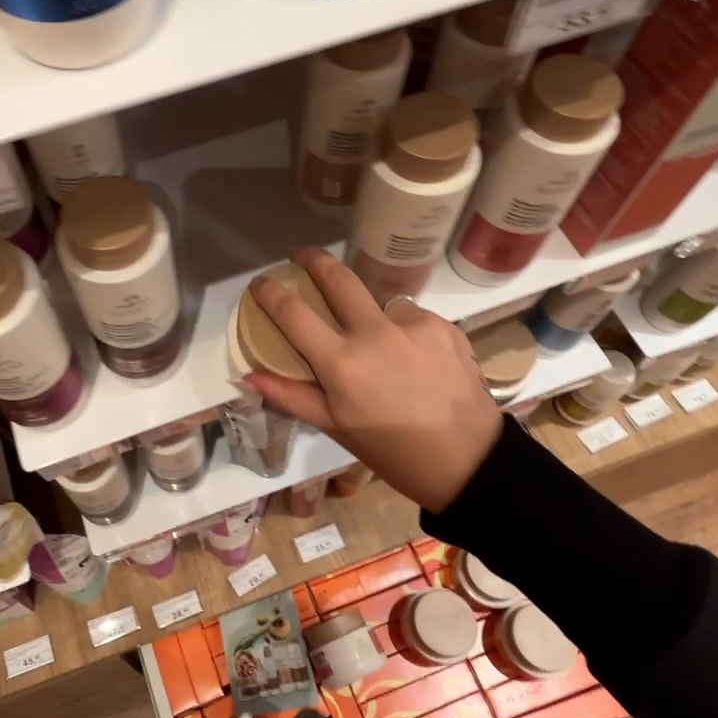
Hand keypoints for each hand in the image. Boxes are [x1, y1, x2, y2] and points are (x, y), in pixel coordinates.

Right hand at [245, 248, 500, 511]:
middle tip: (301, 256)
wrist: (469, 461)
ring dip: (369, 312)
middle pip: (337, 276)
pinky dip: (402, 330)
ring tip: (379, 345)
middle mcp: (375, 332)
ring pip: (378, 301)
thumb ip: (292, 396)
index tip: (259, 283)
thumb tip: (248, 375)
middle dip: (313, 259)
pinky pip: (410, 317)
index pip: (293, 312)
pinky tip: (412, 358)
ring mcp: (413, 323)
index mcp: (342, 363)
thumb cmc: (393, 452)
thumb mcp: (336, 428)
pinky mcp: (443, 325)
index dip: (270, 292)